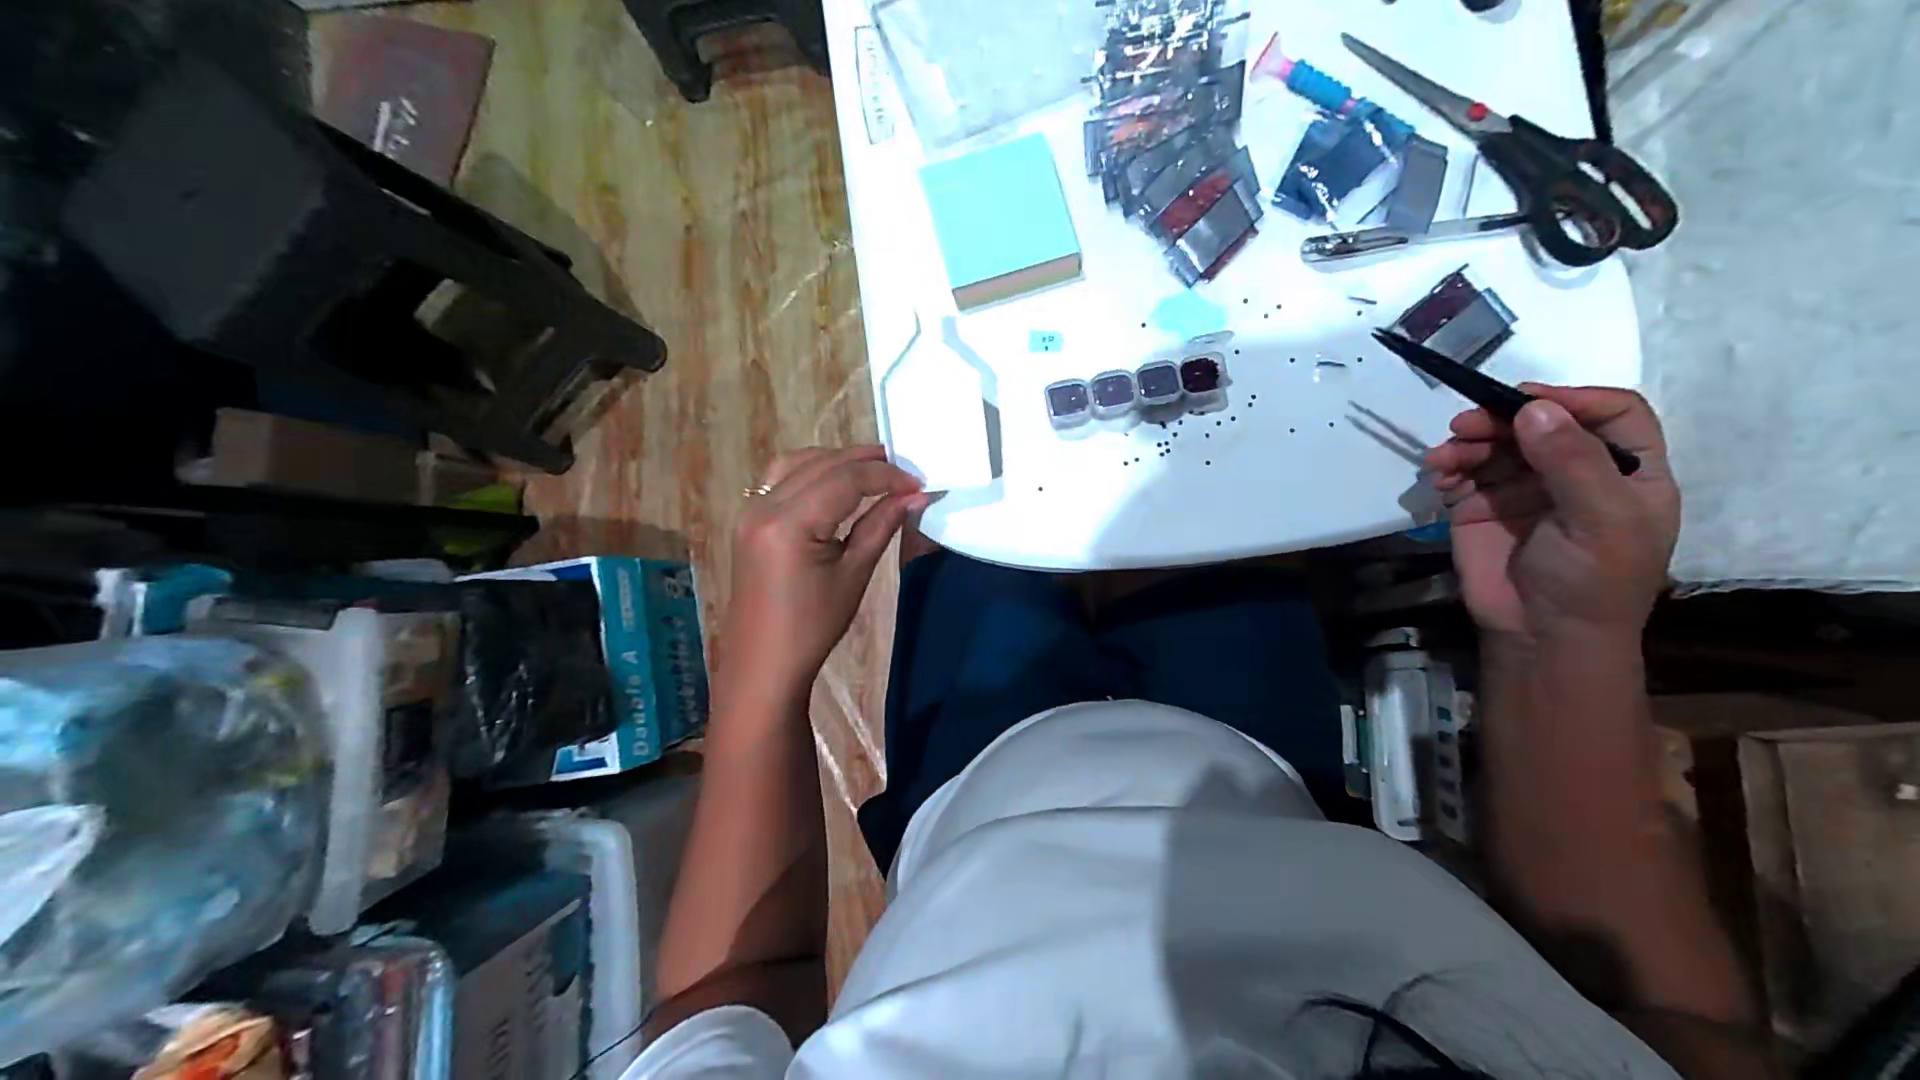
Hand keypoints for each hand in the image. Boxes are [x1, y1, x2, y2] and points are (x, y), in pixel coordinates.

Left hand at [724, 445, 925, 692]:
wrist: (763, 660)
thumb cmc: (813, 626)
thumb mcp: (854, 574)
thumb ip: (881, 525)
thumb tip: (914, 495)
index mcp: (789, 524)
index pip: (845, 480)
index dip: (885, 476)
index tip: (918, 482)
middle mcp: (764, 507)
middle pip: (822, 463)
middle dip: (865, 460)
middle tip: (904, 466)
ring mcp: (751, 511)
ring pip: (798, 462)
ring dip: (837, 459)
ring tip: (874, 466)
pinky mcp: (749, 519)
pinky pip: (781, 477)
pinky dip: (812, 469)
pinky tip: (836, 479)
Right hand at [1423, 385, 1679, 643]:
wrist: (1540, 635)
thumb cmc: (1591, 579)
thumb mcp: (1600, 519)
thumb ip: (1571, 461)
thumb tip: (1531, 408)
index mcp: (1625, 470)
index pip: (1610, 414)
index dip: (1571, 400)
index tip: (1523, 401)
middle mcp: (1573, 472)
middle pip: (1538, 425)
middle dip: (1499, 420)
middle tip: (1463, 425)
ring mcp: (1523, 489)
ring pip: (1494, 446)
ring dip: (1466, 445)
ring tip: (1442, 460)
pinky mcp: (1480, 508)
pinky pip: (1462, 475)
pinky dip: (1448, 470)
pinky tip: (1439, 479)